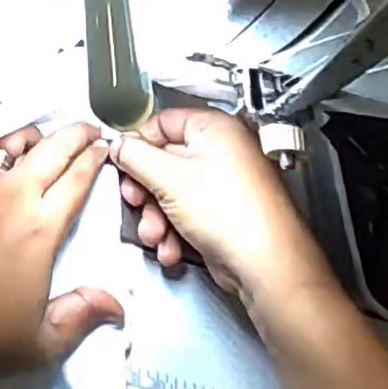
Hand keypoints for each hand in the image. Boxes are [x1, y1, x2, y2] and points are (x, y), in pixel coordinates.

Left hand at [0, 123, 123, 388]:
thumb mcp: (38, 342)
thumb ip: (82, 315)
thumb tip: (119, 306)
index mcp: (40, 226)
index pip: (78, 177)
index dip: (96, 157)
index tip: (105, 146)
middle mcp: (12, 192)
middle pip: (52, 147)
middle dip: (77, 133)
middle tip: (90, 131)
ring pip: (12, 137)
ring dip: (34, 133)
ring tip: (42, 139)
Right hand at [113, 108, 336, 308]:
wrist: (267, 267)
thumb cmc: (234, 216)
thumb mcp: (169, 179)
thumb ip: (136, 158)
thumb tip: (121, 146)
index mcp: (214, 128)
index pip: (164, 122)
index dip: (140, 142)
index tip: (123, 160)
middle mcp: (222, 150)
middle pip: (166, 160)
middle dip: (146, 189)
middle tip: (135, 199)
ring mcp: (224, 182)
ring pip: (173, 191)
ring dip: (157, 215)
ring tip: (156, 234)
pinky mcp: (223, 212)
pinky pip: (188, 212)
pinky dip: (175, 230)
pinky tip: (172, 247)